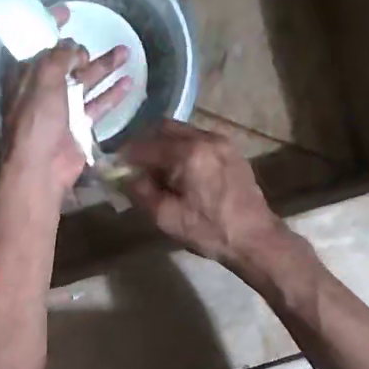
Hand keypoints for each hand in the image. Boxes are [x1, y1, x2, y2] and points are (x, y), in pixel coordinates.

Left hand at [0, 5, 130, 200]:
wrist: (41, 166)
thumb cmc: (35, 120)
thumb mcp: (42, 78)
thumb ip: (58, 57)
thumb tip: (72, 46)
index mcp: (26, 76)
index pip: (38, 44)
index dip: (51, 26)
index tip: (67, 11)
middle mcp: (42, 90)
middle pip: (65, 63)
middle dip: (81, 51)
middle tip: (95, 46)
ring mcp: (61, 109)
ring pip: (86, 82)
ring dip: (105, 67)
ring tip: (126, 51)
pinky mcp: (78, 127)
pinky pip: (97, 106)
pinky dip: (112, 94)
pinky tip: (128, 82)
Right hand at [121, 120, 292, 269]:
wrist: (255, 239)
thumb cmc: (209, 231)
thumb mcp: (166, 217)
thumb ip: (140, 192)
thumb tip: (123, 176)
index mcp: (187, 153)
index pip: (144, 145)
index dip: (124, 156)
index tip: (113, 167)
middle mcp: (205, 138)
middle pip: (163, 129)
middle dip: (144, 144)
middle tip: (132, 166)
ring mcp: (221, 142)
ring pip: (181, 132)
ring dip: (163, 145)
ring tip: (154, 170)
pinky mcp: (230, 151)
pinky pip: (197, 139)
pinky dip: (181, 148)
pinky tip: (178, 171)